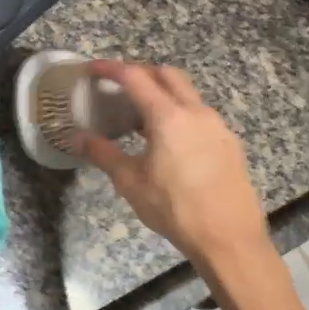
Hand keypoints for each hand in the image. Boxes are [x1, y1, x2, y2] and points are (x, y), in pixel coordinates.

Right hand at [76, 61, 269, 270]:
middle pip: (166, 74)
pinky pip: (199, 113)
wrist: (231, 241)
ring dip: (161, 92)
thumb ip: (102, 153)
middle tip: (117, 85)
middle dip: (140, 71)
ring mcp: (217, 127)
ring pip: (186, 93)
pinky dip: (178, 111)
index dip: (110, 68)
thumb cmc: (176, 209)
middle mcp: (196, 113)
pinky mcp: (229, 143)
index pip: (135, 77)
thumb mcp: (130, 182)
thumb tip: (77, 137)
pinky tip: (166, 138)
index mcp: (168, 117)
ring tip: (139, 113)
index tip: (91, 68)